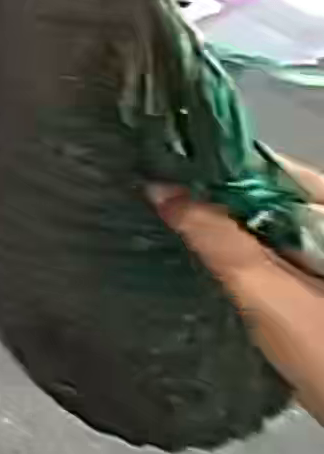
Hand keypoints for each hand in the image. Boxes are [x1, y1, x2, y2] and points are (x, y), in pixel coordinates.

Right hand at [151, 157, 323, 422]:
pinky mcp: (317, 284)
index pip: (270, 170)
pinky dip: (233, 243)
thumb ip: (214, 236)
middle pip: (267, 196)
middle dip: (208, 193)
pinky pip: (271, 247)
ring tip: (161, 214)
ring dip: (217, 220)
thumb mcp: (266, 294)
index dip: (208, 163)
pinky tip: (197, 248)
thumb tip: (158, 188)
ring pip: (266, 223)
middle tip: (147, 189)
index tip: (153, 159)